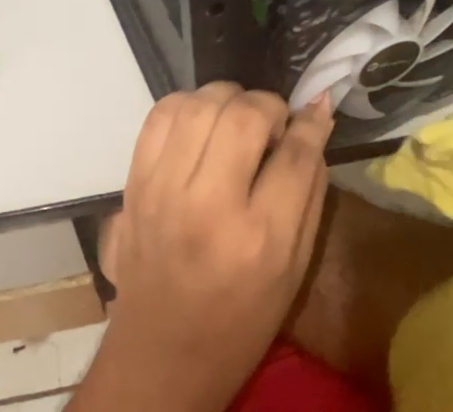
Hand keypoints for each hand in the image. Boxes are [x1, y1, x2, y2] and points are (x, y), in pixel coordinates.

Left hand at [77, 82, 335, 411]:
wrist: (162, 353)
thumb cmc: (242, 317)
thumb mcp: (296, 265)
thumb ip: (311, 187)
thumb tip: (317, 117)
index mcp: (260, 238)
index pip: (294, 153)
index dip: (310, 122)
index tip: (314, 112)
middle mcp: (208, 206)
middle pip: (244, 115)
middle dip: (268, 105)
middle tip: (273, 125)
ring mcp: (163, 190)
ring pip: (200, 104)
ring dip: (228, 99)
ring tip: (237, 121)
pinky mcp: (135, 182)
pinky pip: (161, 114)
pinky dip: (188, 105)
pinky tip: (202, 125)